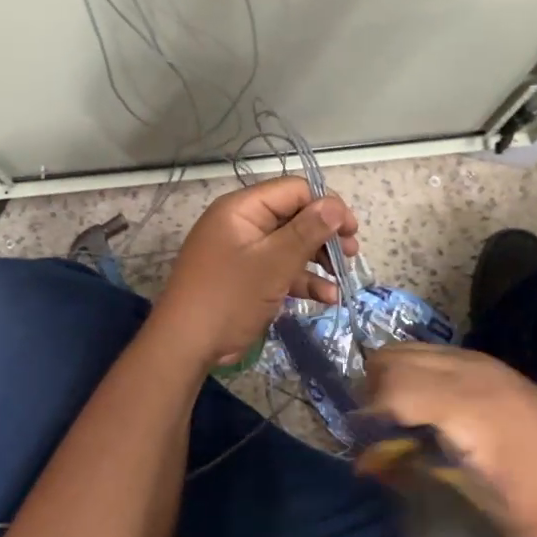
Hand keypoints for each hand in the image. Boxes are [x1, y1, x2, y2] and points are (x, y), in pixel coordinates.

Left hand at [147, 176, 358, 366]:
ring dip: (318, 261)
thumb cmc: (229, 297)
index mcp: (242, 208)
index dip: (326, 206)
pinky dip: (302, 280)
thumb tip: (336, 205)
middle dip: (325, 236)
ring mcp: (243, 252)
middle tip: (351, 255)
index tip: (351, 231)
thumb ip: (307, 231)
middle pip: (294, 217)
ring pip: (290, 246)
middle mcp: (242, 223)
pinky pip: (280, 270)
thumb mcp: (273, 263)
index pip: (294, 191)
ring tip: (343, 279)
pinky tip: (327, 297)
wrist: (186, 345)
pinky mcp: (247, 278)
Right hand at [365, 343, 536, 536]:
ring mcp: (479, 360)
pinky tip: (424, 407)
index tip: (363, 445)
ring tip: (395, 420)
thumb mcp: (476, 510)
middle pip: (391, 359)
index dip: (366, 413)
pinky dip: (411, 370)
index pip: (392, 387)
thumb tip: (365, 464)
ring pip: (406, 348)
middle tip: (375, 433)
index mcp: (468, 407)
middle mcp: (470, 371)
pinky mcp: (487, 362)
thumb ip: (416, 481)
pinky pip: (429, 351)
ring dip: (389, 378)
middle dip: (371, 392)